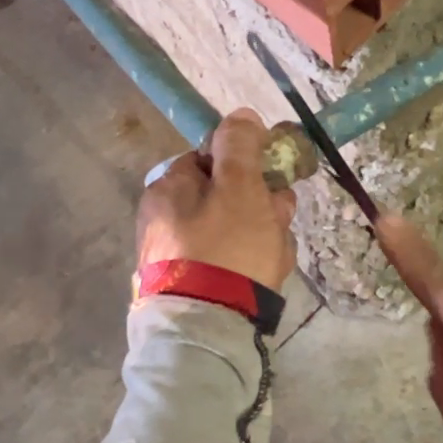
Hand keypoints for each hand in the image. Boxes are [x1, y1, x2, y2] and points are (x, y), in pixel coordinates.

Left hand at [138, 109, 297, 290]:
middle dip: (262, 209)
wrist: (207, 327)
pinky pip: (228, 264)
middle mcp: (163, 219)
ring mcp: (174, 256)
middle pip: (227, 199)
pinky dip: (250, 266)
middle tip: (278, 224)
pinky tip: (264, 278)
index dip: (249, 167)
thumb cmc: (226, 247)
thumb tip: (242, 115)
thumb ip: (240, 147)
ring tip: (274, 259)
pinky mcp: (189, 287)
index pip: (213, 160)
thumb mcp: (239, 187)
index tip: (273, 183)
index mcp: (168, 189)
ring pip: (234, 233)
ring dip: (264, 239)